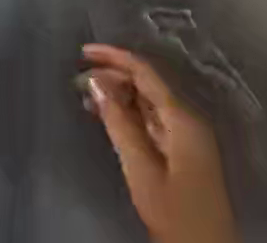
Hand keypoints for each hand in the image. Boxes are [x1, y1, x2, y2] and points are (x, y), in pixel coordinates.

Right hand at [82, 44, 238, 242]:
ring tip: (87, 96)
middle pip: (148, 84)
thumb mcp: (142, 171)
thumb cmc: (176, 215)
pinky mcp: (183, 152)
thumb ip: (120, 124)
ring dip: (119, 95)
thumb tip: (97, 82)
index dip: (115, 57)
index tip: (85, 52)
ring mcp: (187, 135)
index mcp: (182, 116)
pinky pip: (153, 120)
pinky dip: (130, 115)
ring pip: (149, 102)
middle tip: (79, 79)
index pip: (145, 72)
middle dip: (113, 76)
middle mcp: (188, 117)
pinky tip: (109, 117)